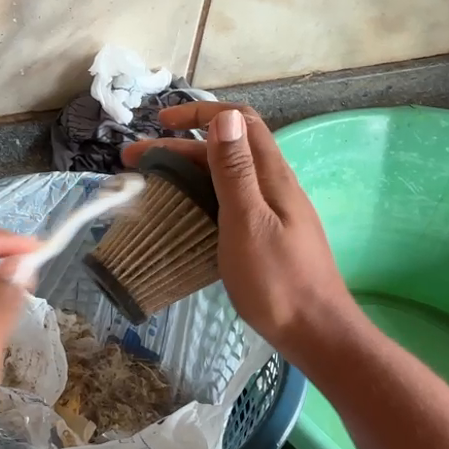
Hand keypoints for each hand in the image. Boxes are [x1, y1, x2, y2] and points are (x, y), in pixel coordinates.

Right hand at [122, 103, 356, 360]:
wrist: (315, 333)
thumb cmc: (277, 280)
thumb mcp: (247, 221)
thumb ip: (235, 170)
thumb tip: (223, 118)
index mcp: (271, 176)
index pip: (239, 122)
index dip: (200, 114)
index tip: (159, 123)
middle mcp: (272, 186)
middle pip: (226, 149)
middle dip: (178, 146)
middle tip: (133, 159)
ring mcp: (271, 212)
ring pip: (225, 176)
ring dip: (186, 170)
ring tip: (149, 183)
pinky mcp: (265, 235)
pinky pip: (227, 201)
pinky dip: (198, 195)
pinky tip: (181, 213)